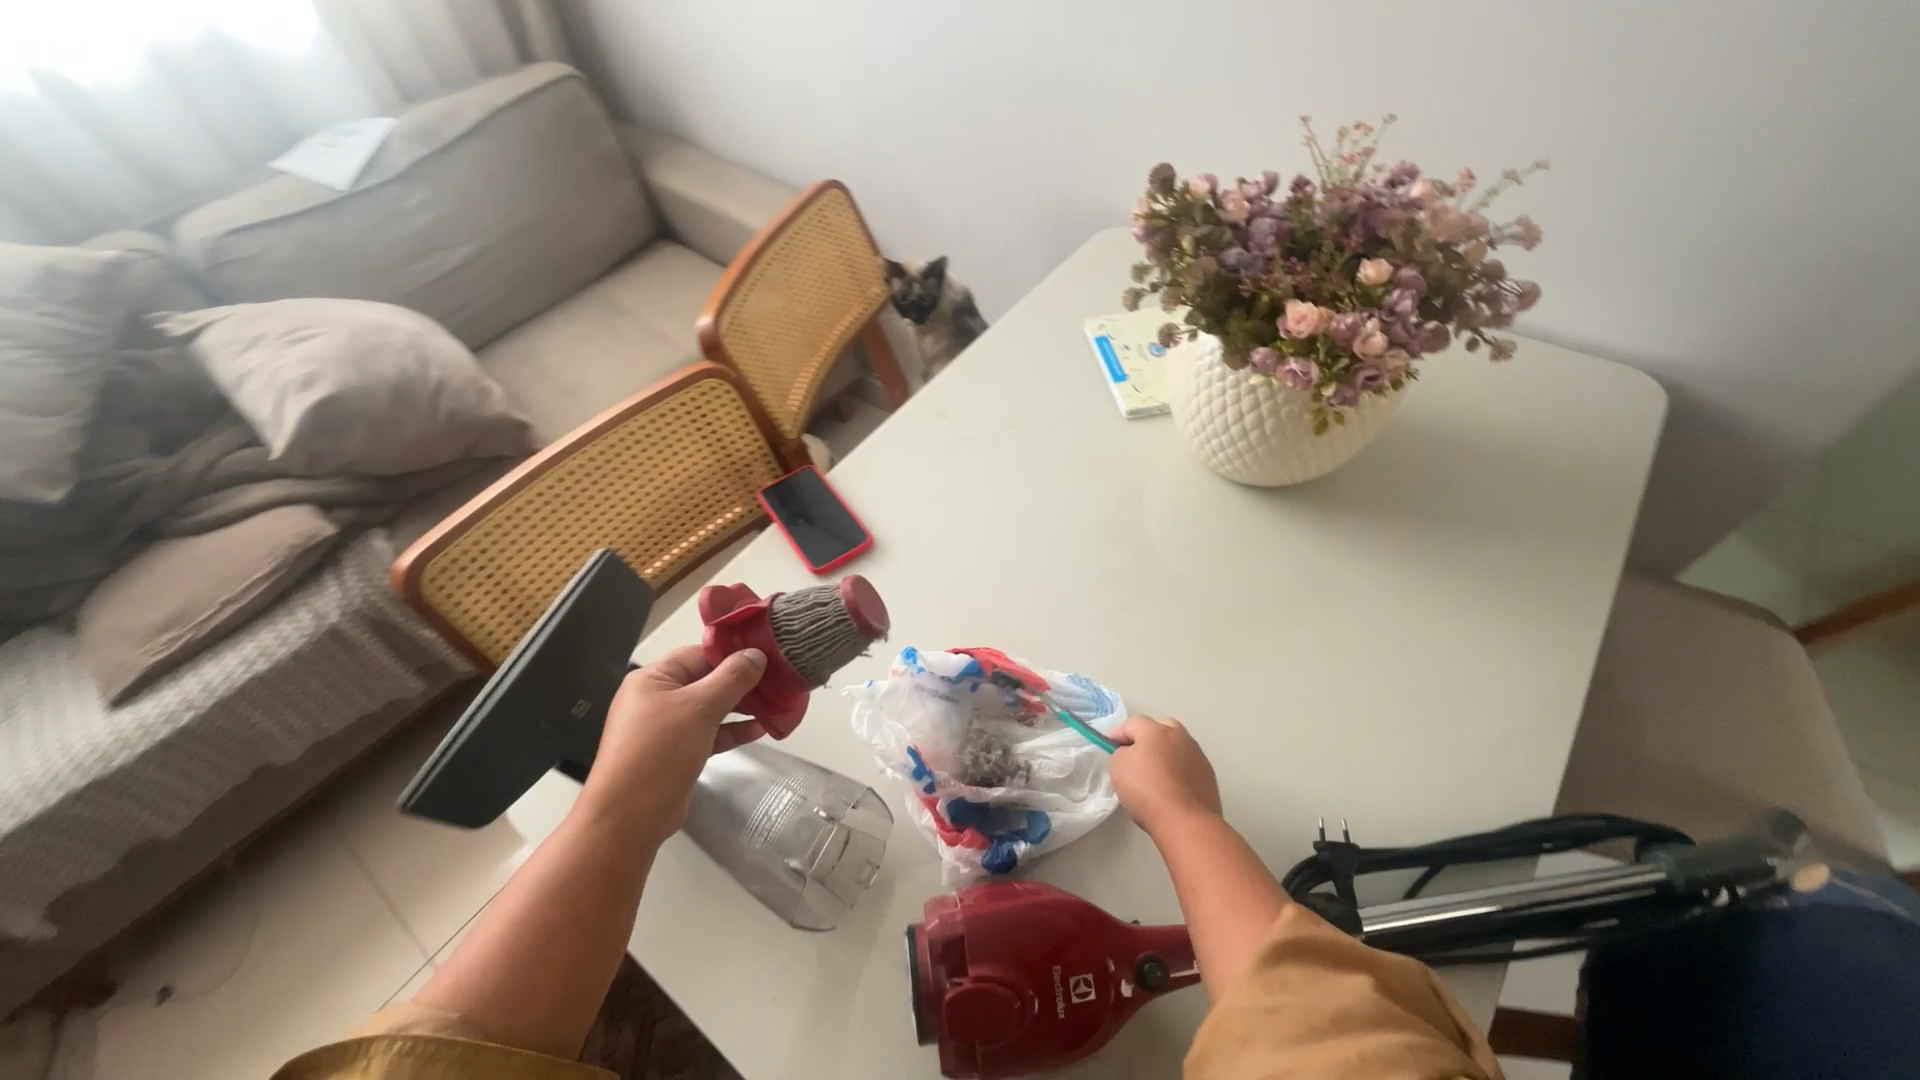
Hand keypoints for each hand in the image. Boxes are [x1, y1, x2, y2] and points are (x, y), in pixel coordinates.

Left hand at [580, 645, 767, 844]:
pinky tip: (760, 729)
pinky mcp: (677, 753)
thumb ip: (732, 678)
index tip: (767, 655)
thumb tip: (757, 654)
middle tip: (778, 681)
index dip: (732, 653)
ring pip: (710, 708)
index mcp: (653, 678)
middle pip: (706, 680)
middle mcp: (657, 698)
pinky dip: (732, 730)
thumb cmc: (660, 751)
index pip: (698, 654)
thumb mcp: (700, 707)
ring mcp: (666, 727)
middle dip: (742, 682)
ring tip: (776, 705)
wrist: (629, 817)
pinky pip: (709, 733)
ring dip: (741, 707)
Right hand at [1109, 715, 1221, 838]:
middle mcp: (1180, 736)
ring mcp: (1197, 755)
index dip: (1118, 733)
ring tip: (1154, 772)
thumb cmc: (1147, 791)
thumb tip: (1130, 753)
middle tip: (1135, 753)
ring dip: (1164, 753)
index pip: (1133, 723)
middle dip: (1146, 736)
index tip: (1109, 747)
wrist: (1186, 821)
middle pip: (1160, 727)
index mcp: (1156, 731)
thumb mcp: (1118, 768)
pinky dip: (1177, 770)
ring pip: (1177, 745)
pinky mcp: (1208, 775)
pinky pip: (1187, 765)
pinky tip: (1170, 786)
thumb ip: (1121, 753)